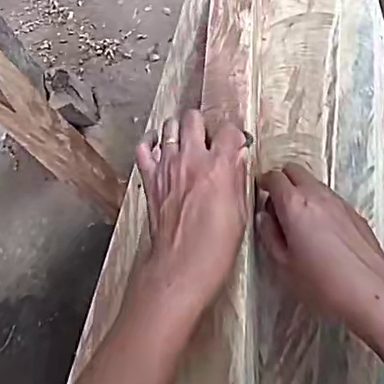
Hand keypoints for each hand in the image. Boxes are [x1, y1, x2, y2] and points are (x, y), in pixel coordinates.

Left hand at [133, 109, 250, 322]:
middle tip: (207, 137)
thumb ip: (238, 178)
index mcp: (218, 166)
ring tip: (185, 139)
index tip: (235, 142)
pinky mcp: (149, 175)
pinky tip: (158, 146)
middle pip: (193, 118)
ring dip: (178, 128)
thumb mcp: (240, 213)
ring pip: (169, 125)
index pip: (228, 130)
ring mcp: (166, 164)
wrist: (180, 265)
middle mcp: (190, 158)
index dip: (234, 134)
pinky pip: (144, 146)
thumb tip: (239, 155)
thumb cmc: (216, 246)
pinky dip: (150, 142)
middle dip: (203, 123)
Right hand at [257, 165, 383, 331]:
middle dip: (283, 180)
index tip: (260, 197)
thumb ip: (269, 234)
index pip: (272, 176)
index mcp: (293, 203)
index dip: (263, 184)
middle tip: (278, 205)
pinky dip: (322, 205)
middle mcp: (316, 195)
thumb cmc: (323, 283)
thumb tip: (265, 218)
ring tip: (302, 222)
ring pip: (314, 183)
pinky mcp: (357, 215)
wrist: (374, 296)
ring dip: (303, 192)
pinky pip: (332, 199)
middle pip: (294, 170)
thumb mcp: (283, 264)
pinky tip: (325, 233)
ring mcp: (340, 203)